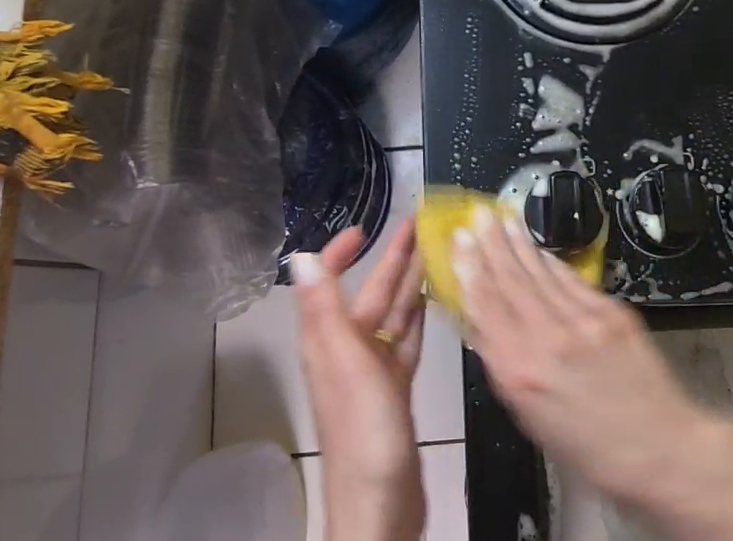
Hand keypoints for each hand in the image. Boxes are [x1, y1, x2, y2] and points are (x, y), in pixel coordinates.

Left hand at [290, 222, 427, 540]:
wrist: (380, 507)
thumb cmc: (363, 432)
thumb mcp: (344, 363)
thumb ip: (324, 309)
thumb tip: (299, 256)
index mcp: (329, 341)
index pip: (328, 282)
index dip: (341, 253)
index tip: (364, 228)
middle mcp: (347, 351)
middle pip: (370, 295)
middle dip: (390, 259)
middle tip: (416, 224)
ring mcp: (371, 373)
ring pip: (392, 316)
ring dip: (409, 284)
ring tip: (433, 252)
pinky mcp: (394, 393)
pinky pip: (406, 345)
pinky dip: (418, 321)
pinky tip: (433, 304)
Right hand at [453, 207, 705, 493]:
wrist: (658, 446)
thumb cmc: (586, 446)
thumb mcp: (528, 414)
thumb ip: (504, 363)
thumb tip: (484, 323)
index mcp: (518, 369)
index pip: (485, 305)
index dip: (469, 268)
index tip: (458, 240)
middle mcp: (546, 338)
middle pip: (510, 279)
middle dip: (490, 243)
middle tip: (477, 215)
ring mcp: (581, 320)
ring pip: (539, 271)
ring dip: (518, 242)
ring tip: (502, 216)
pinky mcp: (610, 311)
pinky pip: (570, 278)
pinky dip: (550, 260)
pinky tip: (538, 247)